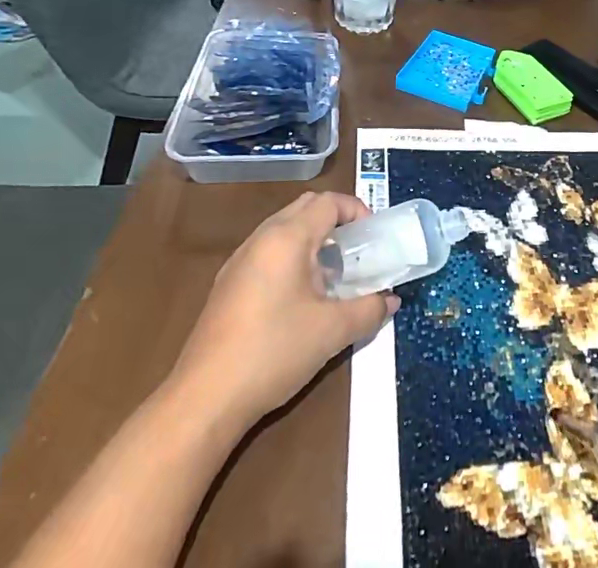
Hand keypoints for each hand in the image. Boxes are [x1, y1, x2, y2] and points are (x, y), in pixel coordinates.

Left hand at [170, 192, 398, 428]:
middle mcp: (261, 238)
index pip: (328, 202)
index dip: (357, 211)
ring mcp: (239, 260)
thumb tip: (390, 300)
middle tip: (358, 252)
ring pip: (284, 229)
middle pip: (305, 208)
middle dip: (336, 221)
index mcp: (286, 238)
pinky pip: (268, 252)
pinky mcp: (228, 283)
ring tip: (335, 276)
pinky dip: (292, 257)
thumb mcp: (333, 331)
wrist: (207, 395)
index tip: (374, 238)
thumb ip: (369, 309)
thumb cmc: (275, 351)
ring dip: (313, 240)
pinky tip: (302, 297)